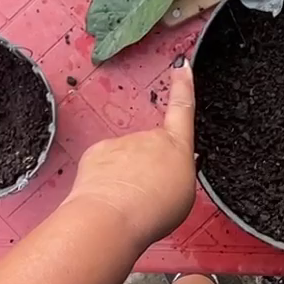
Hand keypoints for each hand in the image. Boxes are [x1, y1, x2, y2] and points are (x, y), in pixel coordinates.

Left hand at [63, 64, 198, 247]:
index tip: (182, 67)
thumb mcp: (185, 194)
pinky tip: (110, 196)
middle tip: (149, 196)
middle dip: (148, 168)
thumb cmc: (152, 210)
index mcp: (176, 145)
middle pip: (150, 148)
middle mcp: (148, 138)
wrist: (113, 217)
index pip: (182, 108)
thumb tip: (170, 170)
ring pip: (125, 158)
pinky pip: (105, 164)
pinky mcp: (98, 152)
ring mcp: (121, 143)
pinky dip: (106, 179)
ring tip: (129, 202)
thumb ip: (179, 173)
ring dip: (127, 177)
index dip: (183, 85)